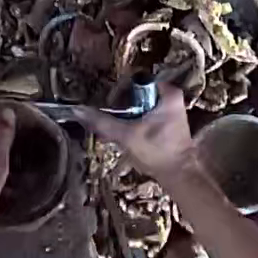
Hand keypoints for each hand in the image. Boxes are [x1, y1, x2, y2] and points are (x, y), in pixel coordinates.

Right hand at [66, 84, 197, 182]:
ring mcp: (170, 110)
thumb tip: (79, 111)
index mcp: (167, 93)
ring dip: (124, 116)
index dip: (118, 92)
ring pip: (138, 106)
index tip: (108, 106)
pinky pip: (143, 115)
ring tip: (112, 129)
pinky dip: (132, 123)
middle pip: (136, 94)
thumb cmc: (157, 153)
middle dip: (119, 107)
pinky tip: (121, 135)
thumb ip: (103, 122)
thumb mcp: (127, 135)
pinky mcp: (166, 123)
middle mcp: (171, 97)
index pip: (135, 81)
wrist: (178, 176)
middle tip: (108, 118)